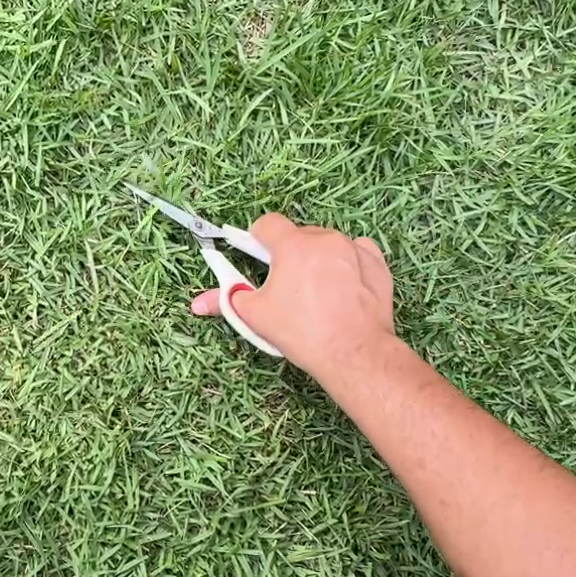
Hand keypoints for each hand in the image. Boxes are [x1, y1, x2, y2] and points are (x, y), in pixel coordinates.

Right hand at [191, 213, 394, 375]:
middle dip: (287, 254)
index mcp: (292, 246)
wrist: (354, 352)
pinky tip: (342, 288)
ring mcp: (354, 249)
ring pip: (326, 244)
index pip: (267, 224)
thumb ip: (227, 300)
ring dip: (316, 259)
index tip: (256, 256)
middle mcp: (324, 239)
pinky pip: (356, 253)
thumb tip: (199, 303)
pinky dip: (347, 264)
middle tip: (283, 285)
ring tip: (314, 292)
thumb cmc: (302, 332)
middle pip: (297, 235)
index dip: (257, 238)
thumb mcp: (255, 315)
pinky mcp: (377, 264)